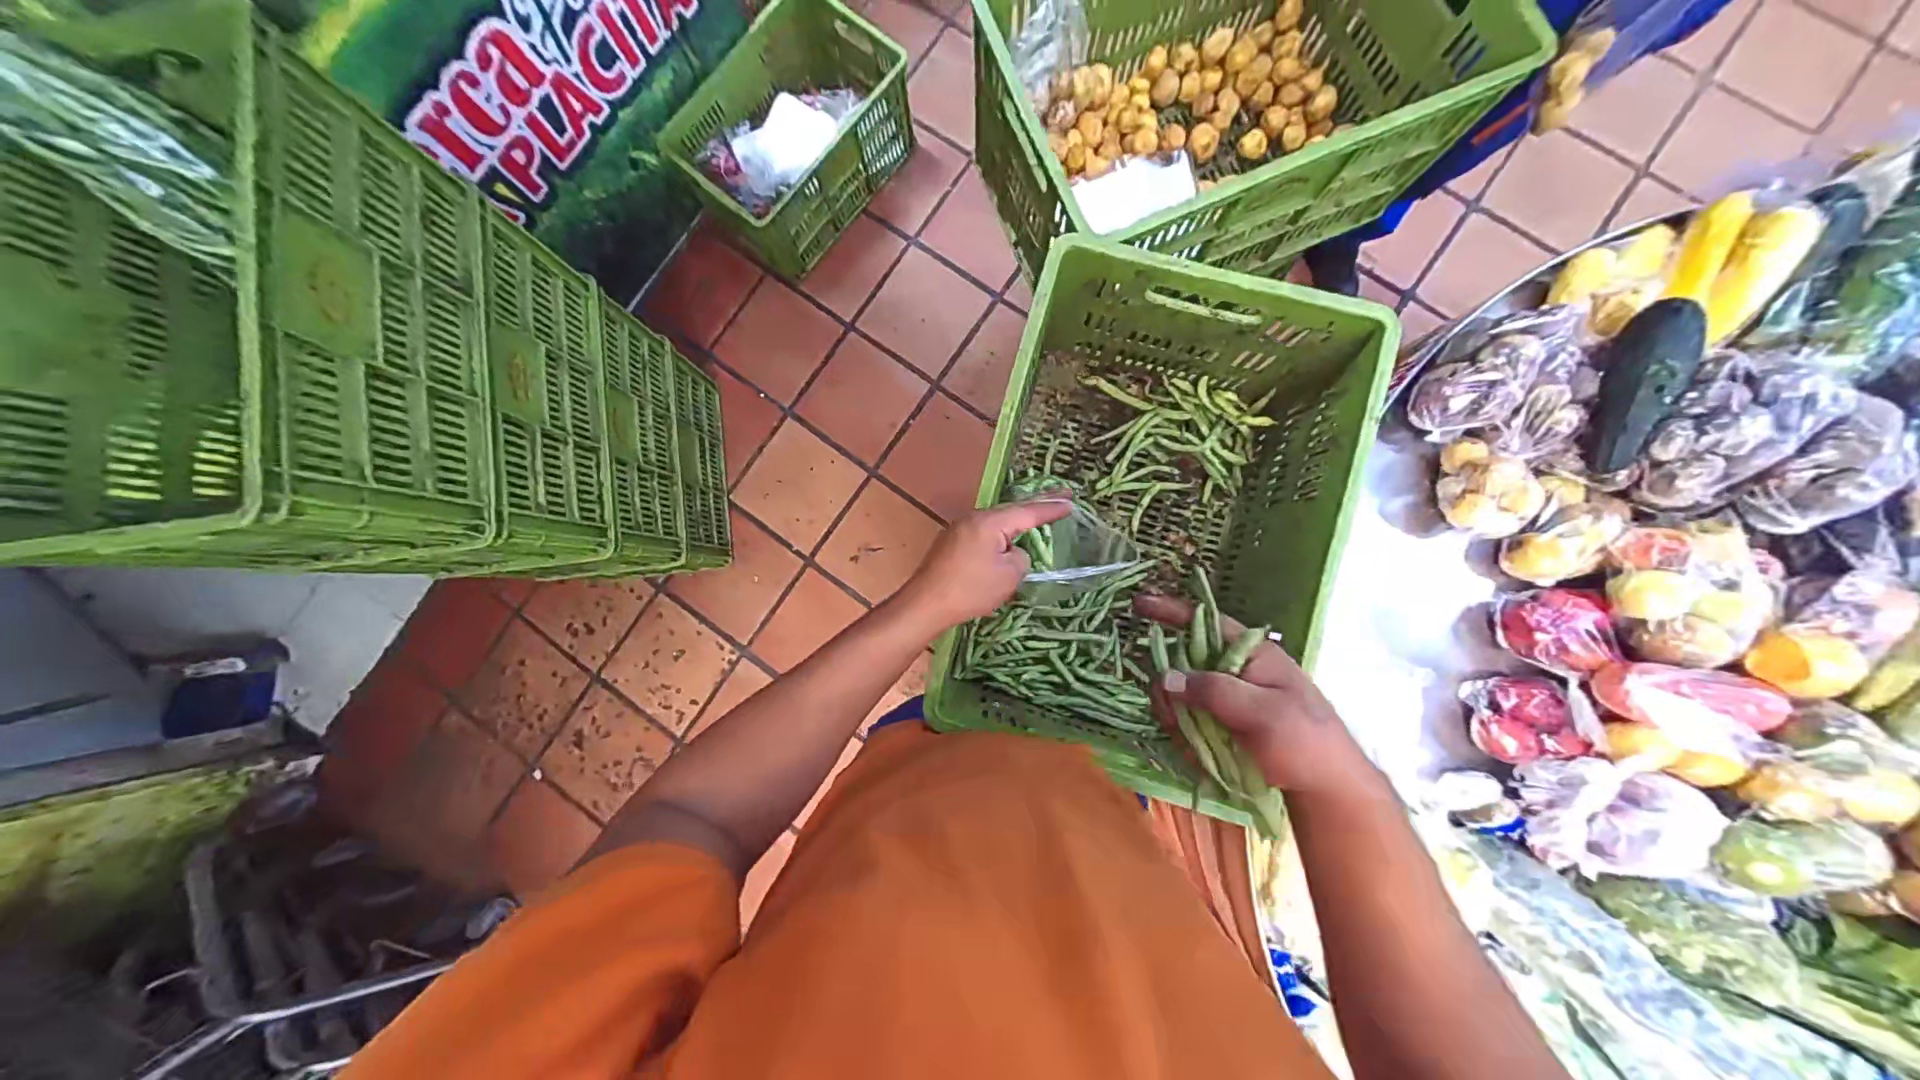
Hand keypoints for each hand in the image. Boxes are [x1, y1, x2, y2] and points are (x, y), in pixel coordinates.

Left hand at [892, 499, 1073, 632]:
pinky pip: (983, 536)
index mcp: (989, 522)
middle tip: (1061, 498)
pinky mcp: (950, 545)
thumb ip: (1022, 557)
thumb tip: (1013, 553)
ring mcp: (959, 530)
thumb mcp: (1010, 575)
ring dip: (1016, 524)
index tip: (1070, 502)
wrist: (925, 604)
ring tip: (1038, 521)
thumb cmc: (970, 589)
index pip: (1027, 512)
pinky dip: (999, 538)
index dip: (1050, 508)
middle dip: (1036, 507)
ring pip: (996, 524)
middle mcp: (973, 519)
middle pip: (1011, 511)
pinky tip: (1007, 544)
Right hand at [1134, 594, 1379, 799]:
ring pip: (1177, 696)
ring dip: (1177, 720)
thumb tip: (1164, 677)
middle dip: (1169, 691)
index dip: (1170, 610)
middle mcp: (1231, 670)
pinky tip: (1202, 757)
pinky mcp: (1217, 724)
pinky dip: (1186, 739)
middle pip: (1179, 663)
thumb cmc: (1306, 742)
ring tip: (1196, 745)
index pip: (1204, 622)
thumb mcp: (1264, 713)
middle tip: (1173, 717)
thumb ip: (1214, 691)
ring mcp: (1222, 699)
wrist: (1327, 789)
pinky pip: (1185, 722)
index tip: (1137, 604)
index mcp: (1249, 653)